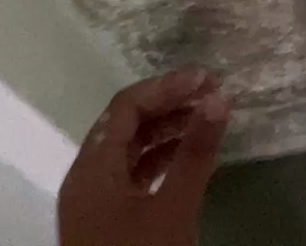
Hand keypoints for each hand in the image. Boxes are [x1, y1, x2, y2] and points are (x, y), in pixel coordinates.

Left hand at [58, 70, 230, 245]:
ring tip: (206, 120)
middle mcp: (86, 179)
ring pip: (129, 150)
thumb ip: (195, 152)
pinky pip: (132, 175)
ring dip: (167, 130)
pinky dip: (160, 158)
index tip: (207, 81)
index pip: (125, 106)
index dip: (166, 86)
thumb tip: (219, 97)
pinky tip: (188, 158)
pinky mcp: (106, 225)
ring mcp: (94, 204)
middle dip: (168, 103)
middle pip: (124, 124)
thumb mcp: (173, 210)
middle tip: (210, 94)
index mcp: (91, 169)